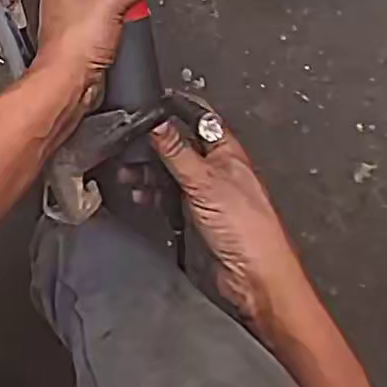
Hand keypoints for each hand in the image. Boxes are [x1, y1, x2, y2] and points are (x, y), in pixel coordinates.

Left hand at [29, 0, 158, 116]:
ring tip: (124, 15)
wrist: (69, 86)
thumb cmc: (72, 47)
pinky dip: (116, 29)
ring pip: (103, 7)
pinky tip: (122, 33)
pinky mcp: (83, 42)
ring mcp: (71, 23)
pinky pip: (106, 27)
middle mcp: (61, 2)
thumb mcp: (110, 1)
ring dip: (118, 11)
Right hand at [150, 113, 307, 329]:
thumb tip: (157, 123)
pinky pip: (168, 195)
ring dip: (149, 170)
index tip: (152, 104)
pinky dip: (152, 192)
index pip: (199, 117)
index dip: (177, 108)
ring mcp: (207, 192)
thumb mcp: (205, 182)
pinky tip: (141, 194)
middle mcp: (217, 168)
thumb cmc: (250, 232)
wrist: (257, 282)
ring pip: (171, 170)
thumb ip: (177, 151)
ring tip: (128, 172)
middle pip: (180, 144)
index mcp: (227, 152)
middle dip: (155, 144)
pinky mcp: (197, 214)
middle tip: (131, 144)